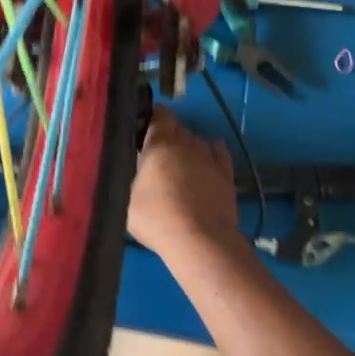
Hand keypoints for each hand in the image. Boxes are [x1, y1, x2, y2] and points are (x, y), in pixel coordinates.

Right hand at [128, 105, 240, 256]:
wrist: (200, 241)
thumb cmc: (157, 218)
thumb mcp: (128, 197)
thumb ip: (132, 175)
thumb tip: (135, 167)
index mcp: (160, 144)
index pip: (159, 115)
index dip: (153, 117)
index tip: (144, 128)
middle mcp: (186, 143)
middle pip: (178, 128)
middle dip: (169, 136)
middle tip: (158, 156)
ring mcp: (209, 157)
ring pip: (197, 141)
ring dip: (188, 148)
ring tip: (180, 166)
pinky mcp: (226, 173)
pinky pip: (219, 153)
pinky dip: (212, 153)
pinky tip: (208, 160)